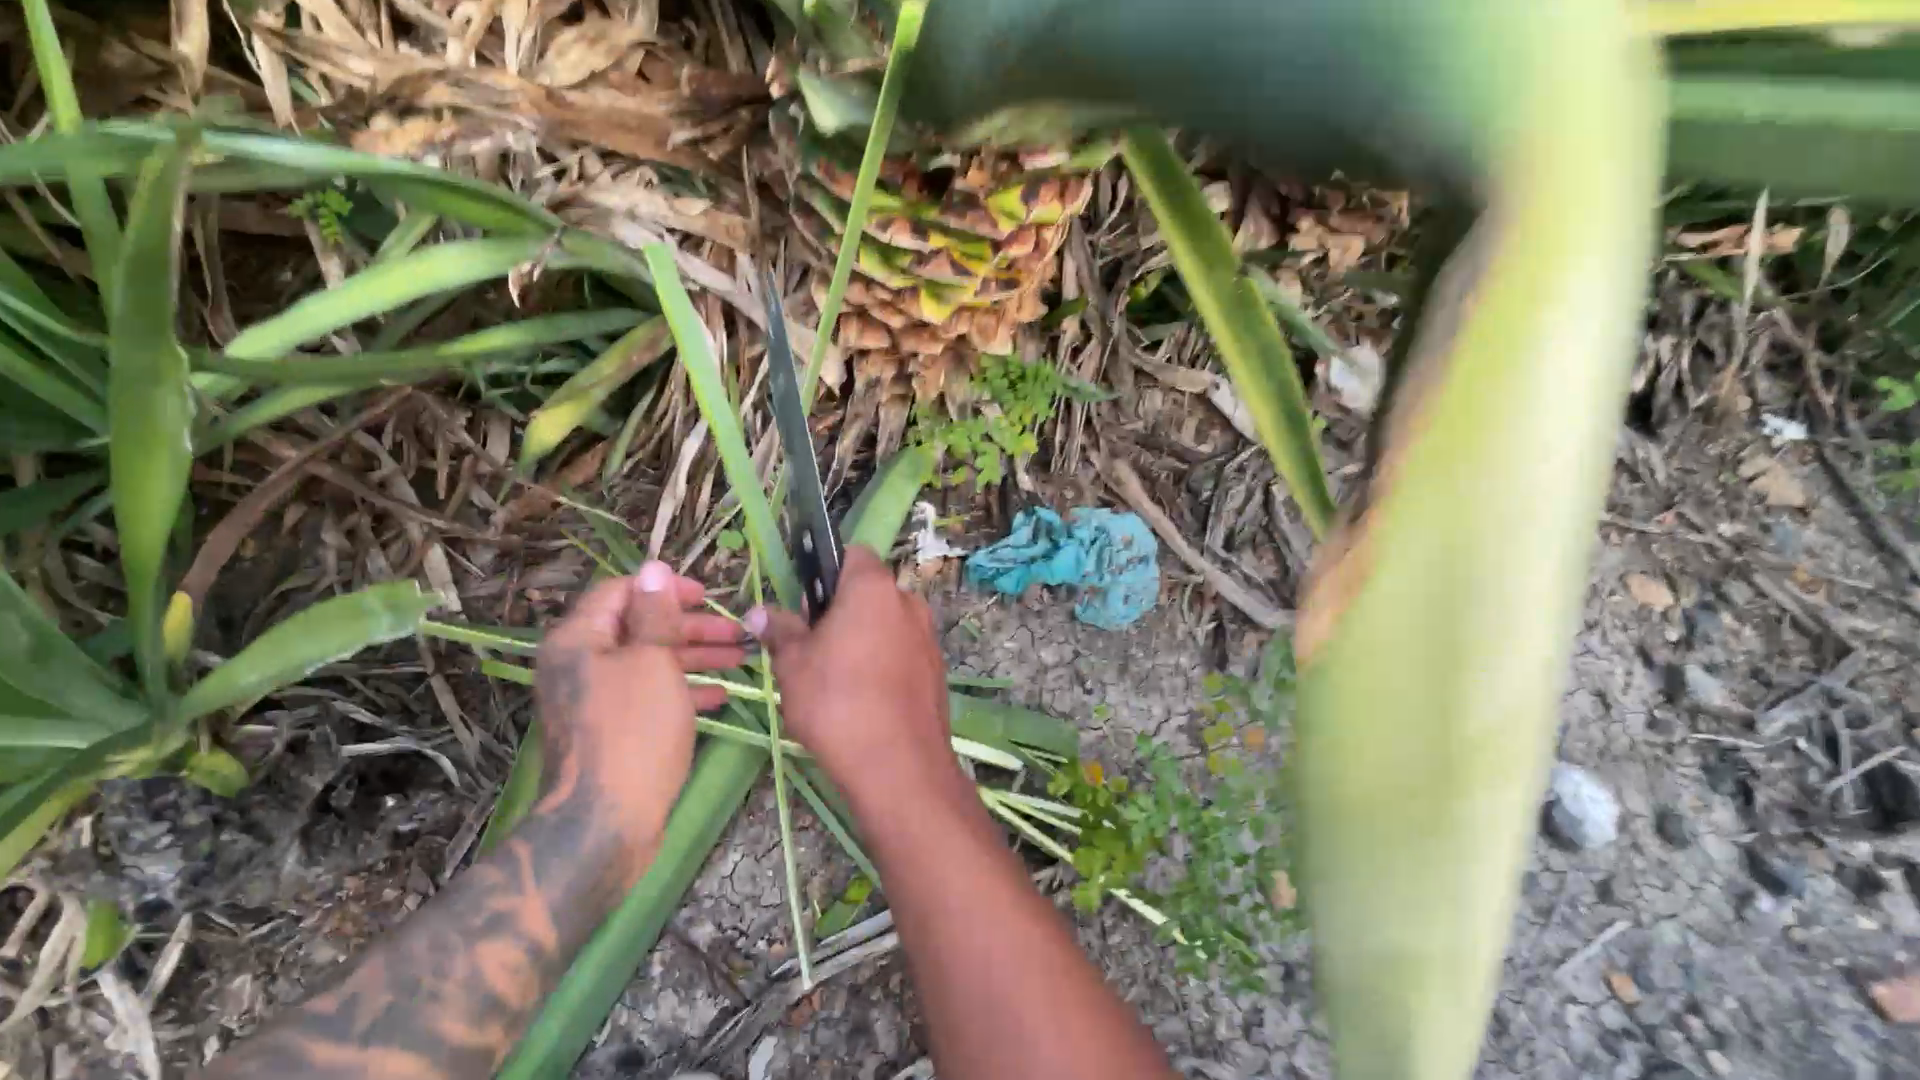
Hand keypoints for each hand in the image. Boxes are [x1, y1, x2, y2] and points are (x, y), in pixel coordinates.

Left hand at [535, 561, 746, 855]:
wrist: (604, 825)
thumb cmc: (633, 733)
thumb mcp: (652, 663)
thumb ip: (656, 614)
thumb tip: (654, 567)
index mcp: (579, 640)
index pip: (622, 592)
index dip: (666, 589)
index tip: (710, 597)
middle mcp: (579, 665)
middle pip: (640, 628)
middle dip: (691, 627)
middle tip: (737, 633)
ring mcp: (594, 701)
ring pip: (649, 663)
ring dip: (694, 657)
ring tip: (742, 659)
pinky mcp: (610, 732)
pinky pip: (649, 697)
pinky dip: (683, 690)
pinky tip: (720, 695)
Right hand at [746, 547, 956, 809]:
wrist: (898, 765)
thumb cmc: (836, 702)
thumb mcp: (793, 664)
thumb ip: (779, 631)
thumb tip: (759, 612)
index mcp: (873, 587)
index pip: (851, 553)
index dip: (824, 571)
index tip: (804, 605)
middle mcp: (908, 603)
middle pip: (869, 593)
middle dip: (841, 612)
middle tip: (811, 648)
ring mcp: (928, 638)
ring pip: (886, 626)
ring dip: (862, 640)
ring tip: (834, 681)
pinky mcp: (937, 672)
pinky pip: (902, 655)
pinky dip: (883, 666)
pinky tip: (863, 701)